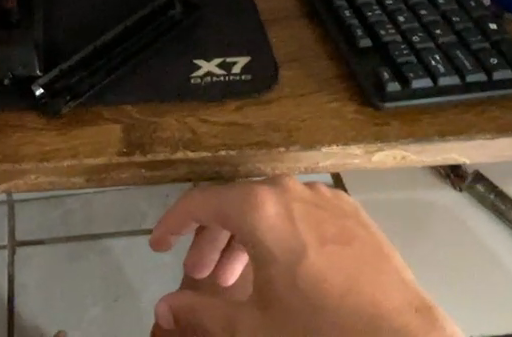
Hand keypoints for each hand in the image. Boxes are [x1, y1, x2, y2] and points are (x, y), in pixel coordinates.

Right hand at [148, 177, 459, 336]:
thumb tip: (162, 310)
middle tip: (200, 279)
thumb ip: (199, 314)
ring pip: (271, 210)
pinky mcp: (352, 214)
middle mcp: (288, 189)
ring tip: (240, 283)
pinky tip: (285, 273)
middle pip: (235, 205)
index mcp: (258, 206)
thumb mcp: (252, 327)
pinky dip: (282, 237)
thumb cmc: (319, 331)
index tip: (159, 246)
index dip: (173, 224)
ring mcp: (324, 198)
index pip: (200, 201)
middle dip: (212, 241)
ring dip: (247, 241)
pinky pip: (302, 216)